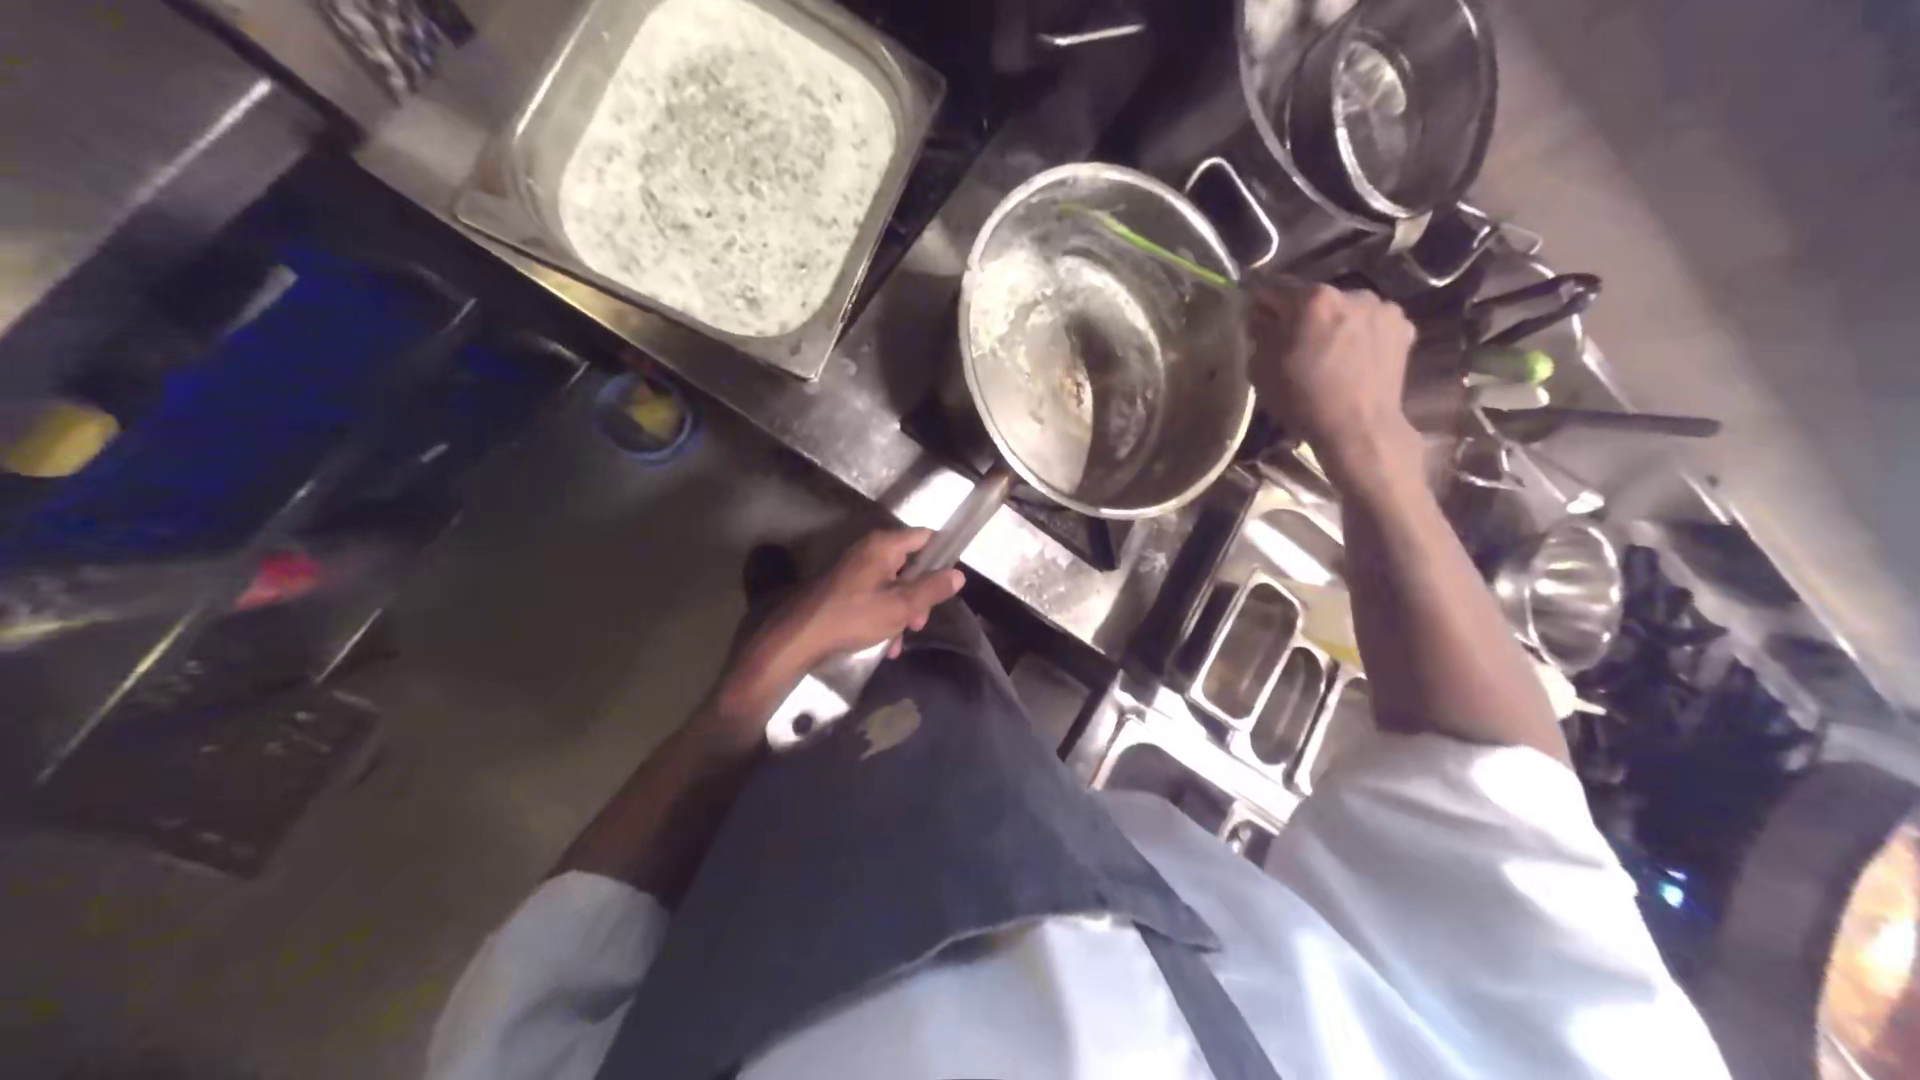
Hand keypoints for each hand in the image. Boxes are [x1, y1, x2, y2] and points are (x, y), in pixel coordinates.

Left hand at [710, 528, 965, 723]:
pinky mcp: (845, 588)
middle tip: (919, 623)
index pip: (924, 537)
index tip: (951, 580)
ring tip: (899, 641)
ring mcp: (855, 569)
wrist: (800, 636)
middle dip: (919, 596)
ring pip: (893, 586)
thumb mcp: (901, 606)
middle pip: (909, 565)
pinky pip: (875, 597)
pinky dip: (883, 617)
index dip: (942, 555)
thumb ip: (932, 589)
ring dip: (901, 613)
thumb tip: (958, 575)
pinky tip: (884, 645)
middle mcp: (869, 551)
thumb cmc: (854, 615)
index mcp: (884, 546)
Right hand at [1249, 284, 1416, 481]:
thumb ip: (1259, 332)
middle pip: (1313, 298)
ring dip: (1333, 323)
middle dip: (1300, 316)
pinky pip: (1370, 322)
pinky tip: (1354, 359)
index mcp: (1312, 298)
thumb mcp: (1262, 369)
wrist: (1359, 428)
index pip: (1274, 287)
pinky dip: (1359, 333)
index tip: (1256, 323)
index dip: (1261, 305)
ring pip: (1344, 308)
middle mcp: (1351, 291)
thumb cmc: (1303, 399)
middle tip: (1294, 346)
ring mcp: (1382, 307)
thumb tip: (1262, 316)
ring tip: (1329, 354)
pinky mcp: (1403, 326)